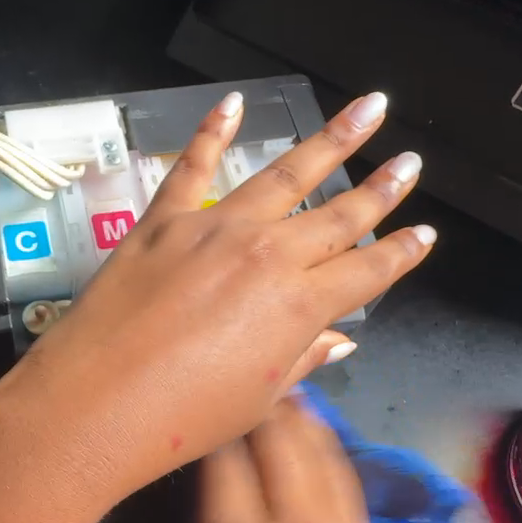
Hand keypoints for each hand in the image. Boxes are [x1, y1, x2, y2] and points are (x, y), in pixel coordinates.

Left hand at [0, 91, 431, 503]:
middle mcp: (268, 255)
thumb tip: (339, 342)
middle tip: (411, 161)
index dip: (400, 254)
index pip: (367, 272)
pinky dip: (212, 131)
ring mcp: (214, 229)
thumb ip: (301, 360)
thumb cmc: (182, 419)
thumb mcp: (256, 399)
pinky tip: (234, 103)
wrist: (96, 403)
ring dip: (331, 139)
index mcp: (300, 306)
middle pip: (338, 215)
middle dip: (381, 189)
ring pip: (284, 174)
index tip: (425, 234)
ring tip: (368, 108)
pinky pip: (193, 166)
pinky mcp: (163, 220)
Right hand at [161, 398, 445, 522]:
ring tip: (268, 387)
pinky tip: (305, 435)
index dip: (205, 417)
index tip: (186, 399)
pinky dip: (319, 443)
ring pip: (319, 444)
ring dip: (292, 409)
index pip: (221, 450)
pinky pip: (342, 475)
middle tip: (226, 377)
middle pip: (278, 431)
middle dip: (252, 396)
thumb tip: (199, 503)